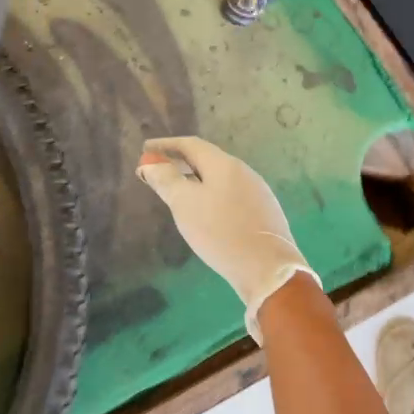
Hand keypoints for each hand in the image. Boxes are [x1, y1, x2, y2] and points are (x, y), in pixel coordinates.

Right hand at [136, 136, 318, 341]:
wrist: (268, 268)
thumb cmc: (220, 231)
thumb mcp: (184, 204)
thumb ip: (165, 180)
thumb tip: (149, 163)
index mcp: (224, 165)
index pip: (191, 144)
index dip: (166, 145)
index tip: (146, 149)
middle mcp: (243, 172)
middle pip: (207, 159)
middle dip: (180, 162)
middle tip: (158, 171)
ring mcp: (258, 192)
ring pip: (220, 178)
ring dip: (196, 179)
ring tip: (179, 192)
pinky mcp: (264, 212)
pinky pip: (231, 194)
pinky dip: (211, 194)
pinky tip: (206, 211)